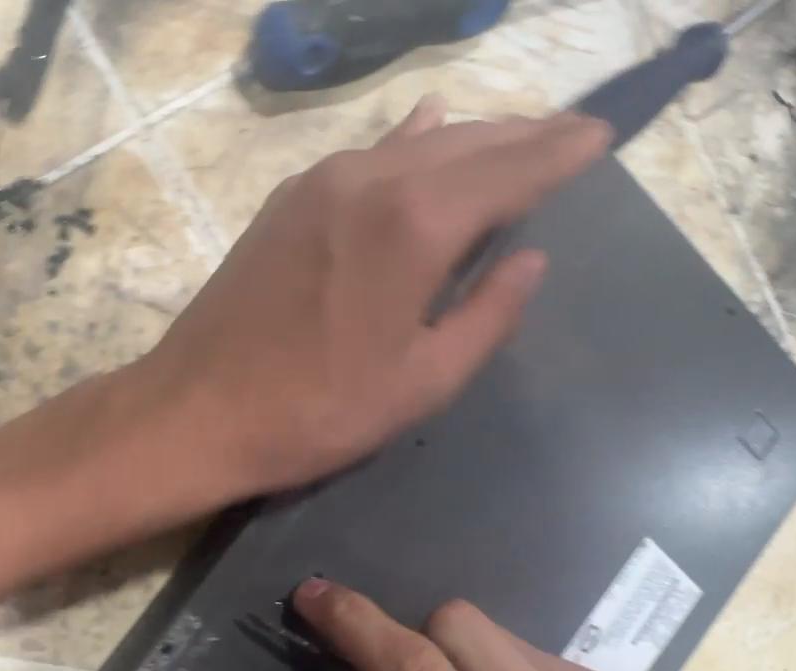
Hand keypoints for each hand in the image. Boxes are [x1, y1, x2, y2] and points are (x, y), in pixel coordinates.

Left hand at [127, 98, 609, 499]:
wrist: (194, 413)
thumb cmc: (314, 413)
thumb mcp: (420, 383)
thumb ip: (486, 316)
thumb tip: (529, 259)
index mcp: (416, 222)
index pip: (511, 168)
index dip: (561, 151)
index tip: (602, 134)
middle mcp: (370, 179)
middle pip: (466, 142)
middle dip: (523, 136)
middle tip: (569, 132)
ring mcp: (318, 184)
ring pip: (413, 143)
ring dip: (468, 139)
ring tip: (510, 140)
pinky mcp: (283, 204)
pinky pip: (364, 157)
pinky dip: (405, 146)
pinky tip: (421, 134)